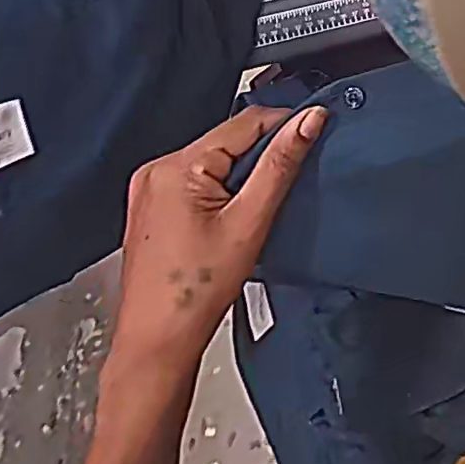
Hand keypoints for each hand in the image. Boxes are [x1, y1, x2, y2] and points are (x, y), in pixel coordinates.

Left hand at [108, 105, 326, 374]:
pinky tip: (234, 214)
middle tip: (287, 182)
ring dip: (245, 171)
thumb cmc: (196, 292)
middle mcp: (157, 169)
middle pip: (230, 138)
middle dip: (264, 153)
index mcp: (177, 167)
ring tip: (258, 206)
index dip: (285, 125)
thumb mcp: (251, 220)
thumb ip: (281, 163)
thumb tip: (308, 120)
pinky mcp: (153, 202)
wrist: (156, 343)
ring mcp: (151, 186)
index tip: (313, 135)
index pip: (247, 121)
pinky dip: (225, 185)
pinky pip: (200, 175)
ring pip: (217, 156)